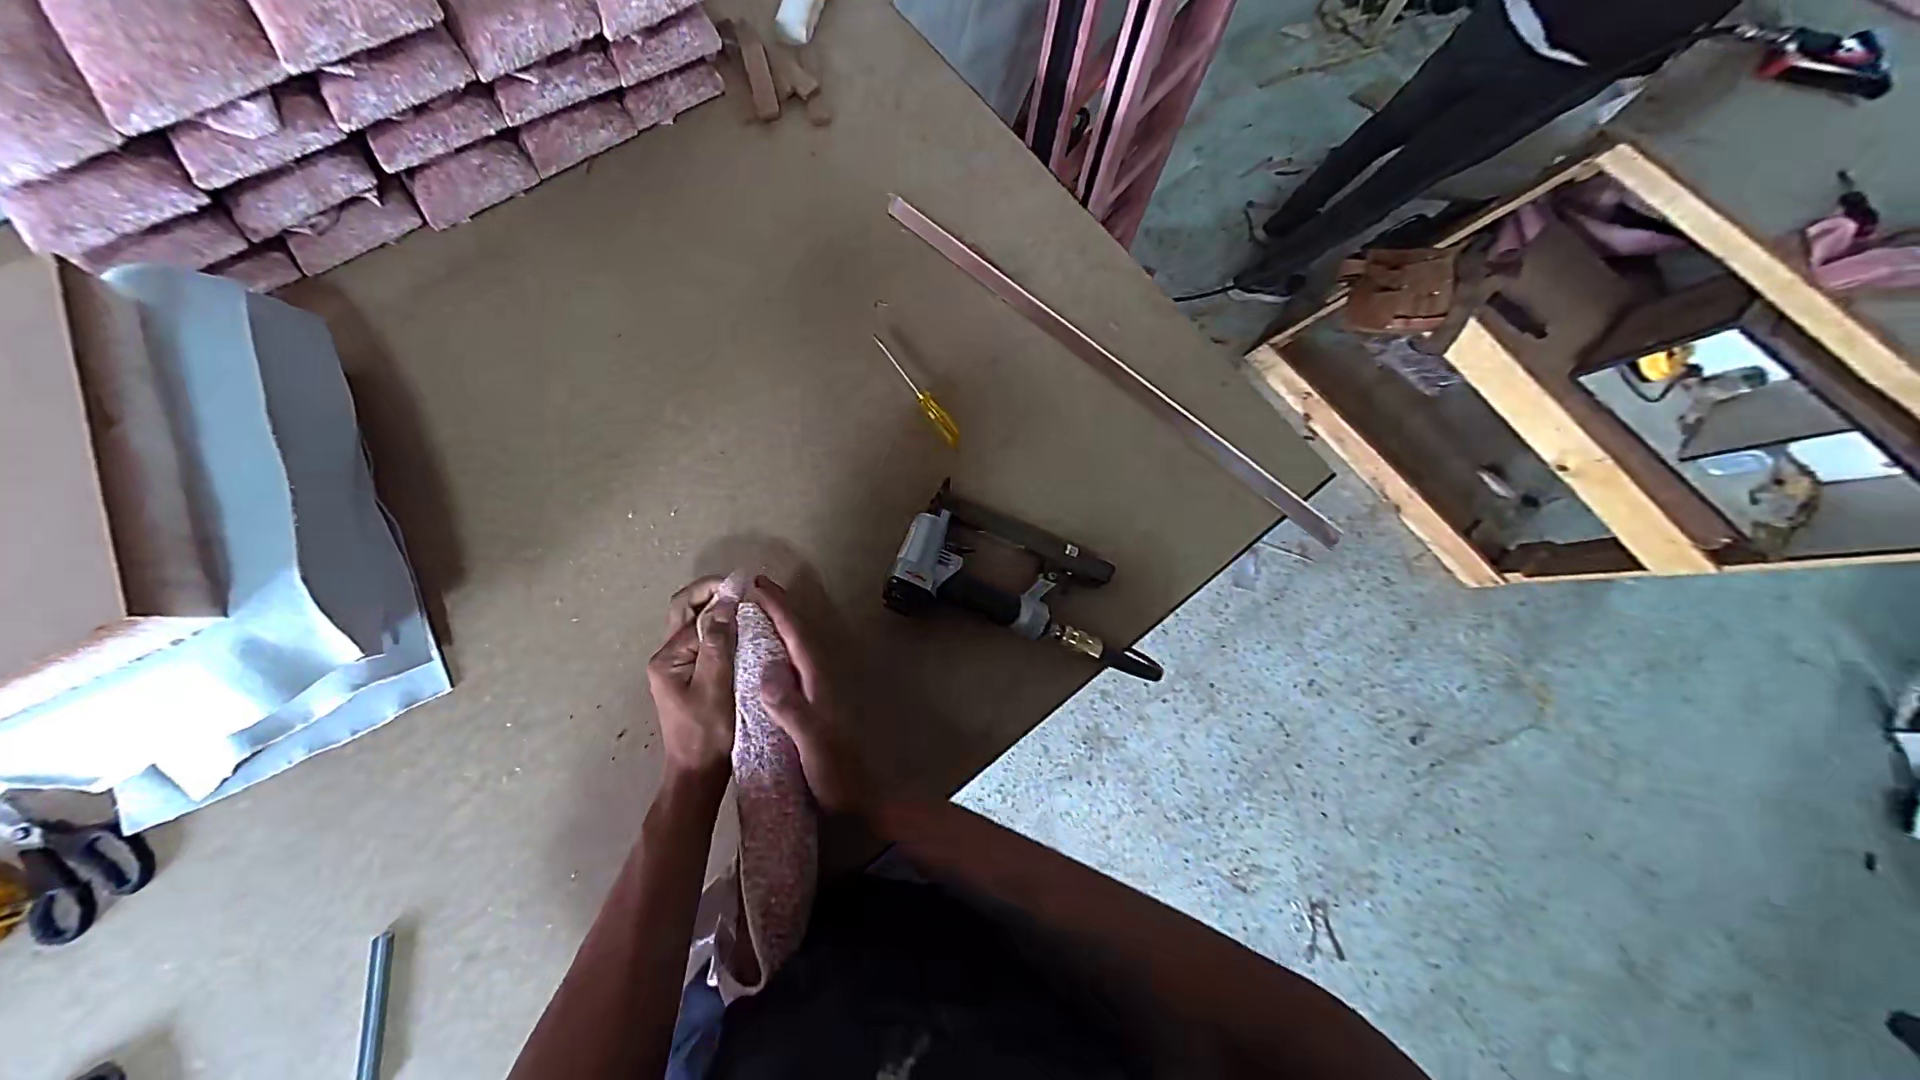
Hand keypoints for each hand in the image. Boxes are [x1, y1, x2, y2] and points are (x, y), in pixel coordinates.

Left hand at [647, 577, 737, 781]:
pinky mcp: (692, 676)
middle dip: (712, 594)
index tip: (747, 587)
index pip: (692, 612)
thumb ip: (718, 643)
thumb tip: (725, 602)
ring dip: (718, 611)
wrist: (699, 773)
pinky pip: (704, 642)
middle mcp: (667, 657)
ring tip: (747, 606)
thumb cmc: (707, 733)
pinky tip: (744, 632)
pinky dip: (722, 630)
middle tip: (743, 589)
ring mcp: (678, 667)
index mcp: (667, 658)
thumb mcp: (715, 686)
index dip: (719, 595)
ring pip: (695, 625)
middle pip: (686, 611)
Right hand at [748, 575, 871, 814]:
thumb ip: (791, 709)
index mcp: (818, 681)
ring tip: (758, 610)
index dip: (779, 608)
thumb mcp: (812, 743)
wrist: (858, 799)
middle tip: (755, 587)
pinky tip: (766, 655)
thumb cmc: (836, 774)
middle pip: (799, 633)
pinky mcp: (814, 705)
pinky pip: (793, 664)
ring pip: (798, 646)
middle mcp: (820, 679)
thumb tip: (766, 672)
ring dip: (781, 624)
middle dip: (780, 607)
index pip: (797, 635)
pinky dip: (780, 648)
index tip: (757, 585)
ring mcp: (818, 691)